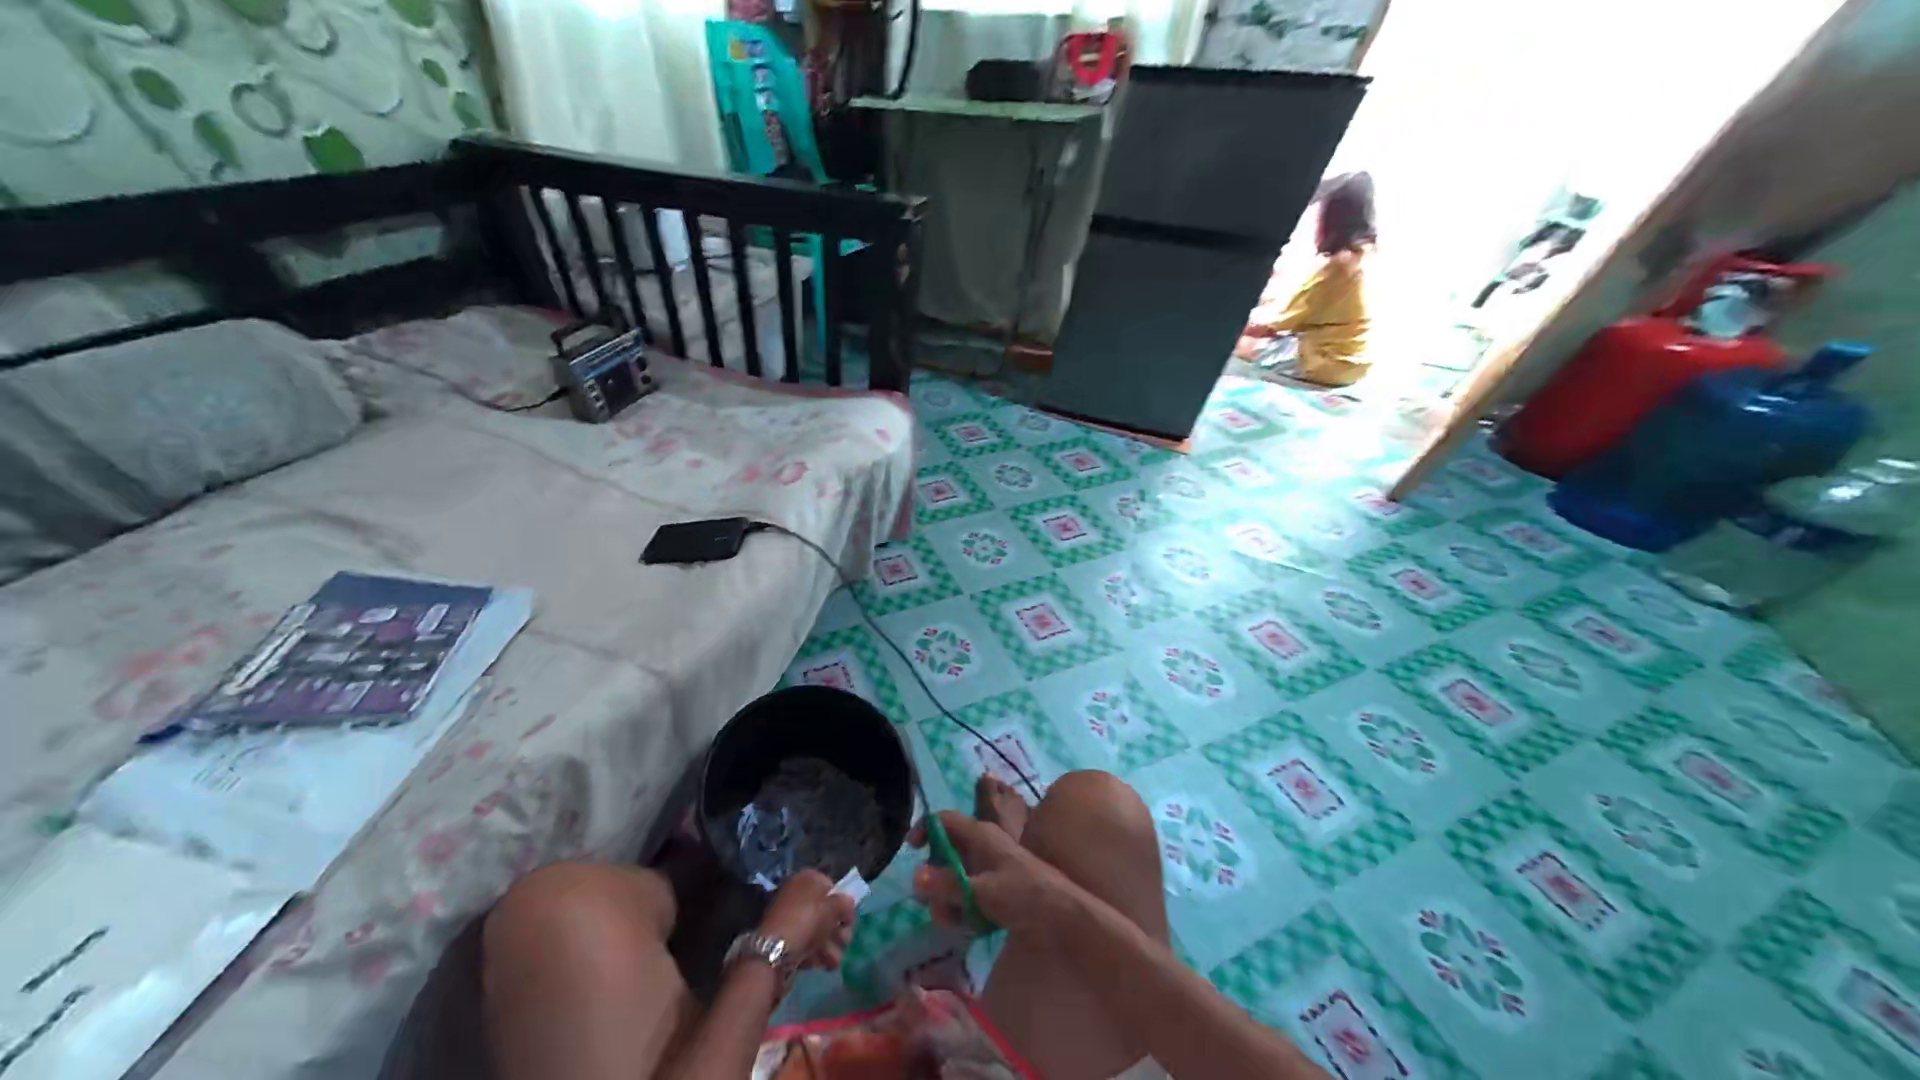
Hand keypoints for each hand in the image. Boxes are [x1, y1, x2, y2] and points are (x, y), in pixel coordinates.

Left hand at [757, 869, 857, 970]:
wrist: (772, 950)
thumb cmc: (807, 920)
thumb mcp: (833, 907)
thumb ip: (846, 904)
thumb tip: (848, 905)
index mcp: (808, 879)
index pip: (832, 887)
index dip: (843, 904)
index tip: (848, 920)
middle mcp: (798, 895)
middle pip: (826, 912)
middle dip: (838, 930)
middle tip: (844, 942)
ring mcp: (790, 918)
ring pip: (818, 931)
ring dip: (830, 946)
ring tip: (833, 960)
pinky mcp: (785, 939)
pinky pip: (806, 943)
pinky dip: (815, 953)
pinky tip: (820, 964)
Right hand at [908, 811, 1078, 934]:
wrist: (1062, 917)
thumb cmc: (1023, 895)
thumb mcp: (981, 891)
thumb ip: (948, 884)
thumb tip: (915, 875)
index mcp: (980, 834)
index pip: (944, 820)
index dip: (924, 829)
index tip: (910, 850)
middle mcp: (983, 845)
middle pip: (945, 854)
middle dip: (935, 880)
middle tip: (933, 903)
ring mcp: (991, 867)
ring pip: (956, 878)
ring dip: (949, 900)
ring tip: (955, 922)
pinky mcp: (998, 888)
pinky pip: (970, 894)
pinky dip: (965, 909)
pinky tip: (971, 927)